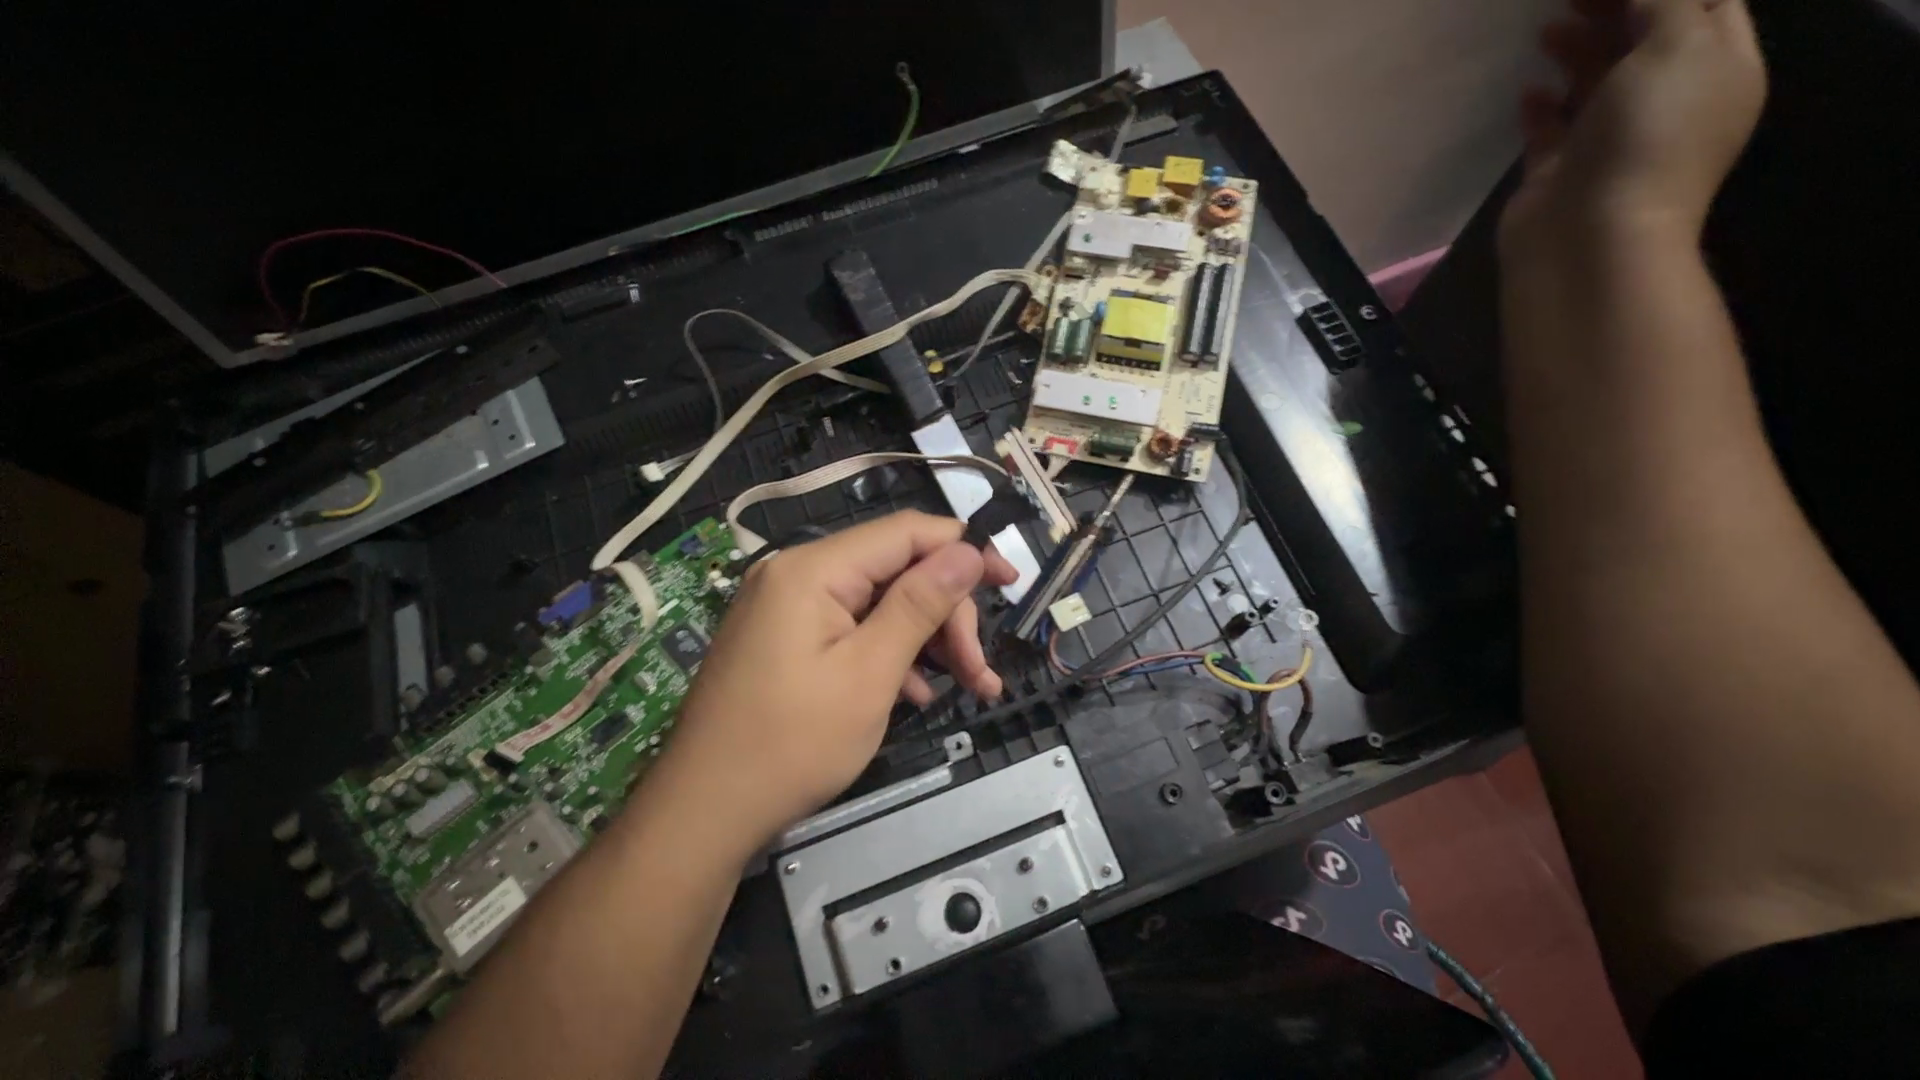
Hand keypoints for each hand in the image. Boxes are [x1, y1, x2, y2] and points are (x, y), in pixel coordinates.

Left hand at [655, 511, 1016, 845]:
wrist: (705, 810)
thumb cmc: (790, 744)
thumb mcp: (869, 674)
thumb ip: (919, 604)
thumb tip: (967, 550)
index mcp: (812, 570)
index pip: (906, 532)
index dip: (964, 550)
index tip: (1011, 581)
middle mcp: (796, 576)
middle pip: (895, 571)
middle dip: (946, 615)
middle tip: (979, 672)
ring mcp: (786, 609)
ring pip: (878, 604)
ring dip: (926, 640)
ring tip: (965, 688)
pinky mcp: (784, 641)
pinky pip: (851, 630)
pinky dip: (889, 655)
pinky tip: (914, 694)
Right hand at [1502, 0, 1765, 250]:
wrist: (1591, 239)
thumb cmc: (1647, 136)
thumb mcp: (1677, 43)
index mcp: (1718, 70)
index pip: (1707, 3)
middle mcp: (1670, 104)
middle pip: (1645, 37)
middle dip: (1615, 7)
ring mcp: (1611, 140)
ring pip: (1595, 79)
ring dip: (1574, 49)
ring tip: (1544, 30)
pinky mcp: (1561, 170)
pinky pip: (1551, 128)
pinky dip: (1540, 105)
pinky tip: (1526, 89)